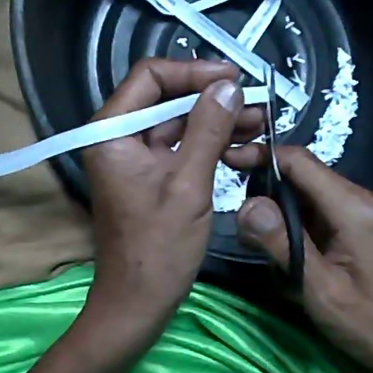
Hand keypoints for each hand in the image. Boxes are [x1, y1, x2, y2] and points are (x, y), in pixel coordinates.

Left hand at [80, 59, 264, 339]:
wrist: (137, 302)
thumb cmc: (158, 247)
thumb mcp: (189, 185)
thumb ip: (207, 130)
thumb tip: (229, 86)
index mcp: (111, 132)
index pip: (150, 76)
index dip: (193, 71)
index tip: (234, 79)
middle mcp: (117, 137)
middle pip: (166, 97)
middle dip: (212, 98)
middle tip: (258, 104)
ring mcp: (133, 157)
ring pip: (178, 122)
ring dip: (217, 121)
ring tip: (261, 123)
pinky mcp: (149, 175)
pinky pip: (180, 147)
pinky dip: (209, 144)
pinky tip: (244, 146)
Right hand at [223, 145, 372, 372]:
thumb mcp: (321, 289)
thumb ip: (282, 244)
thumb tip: (245, 204)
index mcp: (354, 207)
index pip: (299, 161)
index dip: (260, 156)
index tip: (225, 161)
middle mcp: (359, 201)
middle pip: (301, 175)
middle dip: (263, 188)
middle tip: (232, 213)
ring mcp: (360, 216)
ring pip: (305, 195)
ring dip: (275, 209)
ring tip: (250, 236)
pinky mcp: (357, 231)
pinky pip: (316, 214)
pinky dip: (291, 224)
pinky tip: (276, 248)